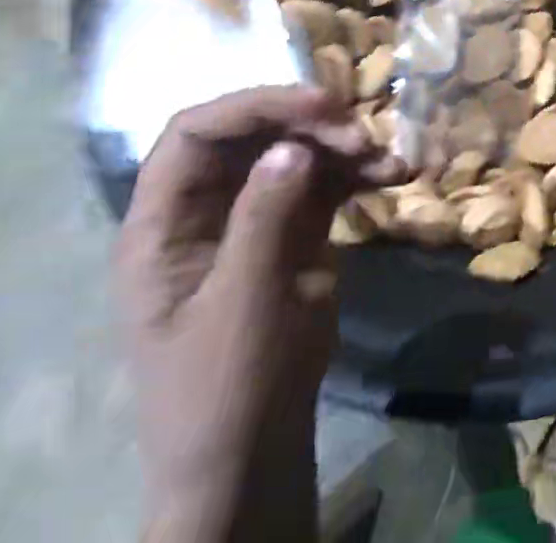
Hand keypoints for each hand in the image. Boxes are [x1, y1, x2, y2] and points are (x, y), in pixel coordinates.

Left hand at [115, 86, 403, 541]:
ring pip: (294, 154)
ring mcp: (253, 218)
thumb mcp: (241, 303)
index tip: (318, 104)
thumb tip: (293, 146)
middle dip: (306, 123)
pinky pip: (325, 185)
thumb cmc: (224, 386)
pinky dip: (358, 174)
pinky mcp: (295, 232)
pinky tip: (392, 174)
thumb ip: (263, 219)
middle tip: (359, 133)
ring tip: (386, 157)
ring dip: (341, 146)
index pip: (195, 135)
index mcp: (163, 222)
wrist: (252, 450)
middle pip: (250, 136)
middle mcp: (205, 208)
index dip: (252, 106)